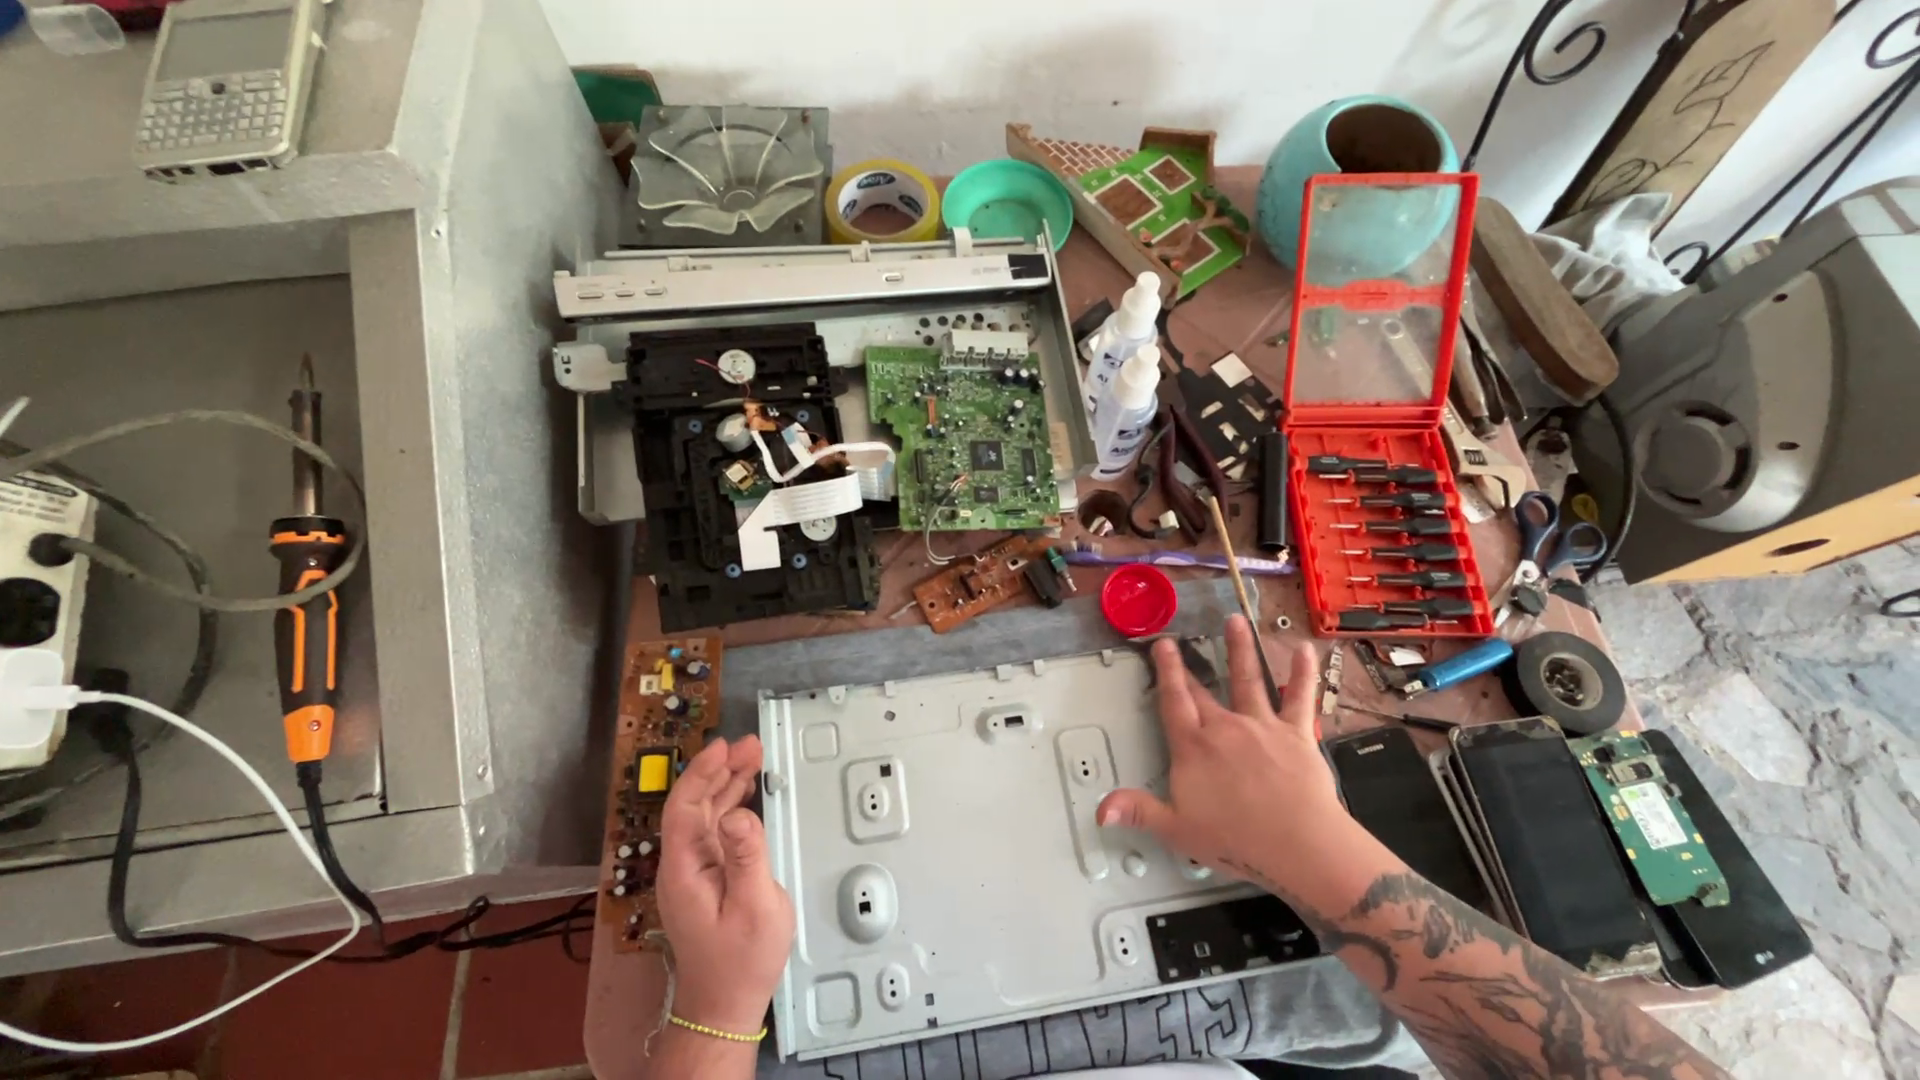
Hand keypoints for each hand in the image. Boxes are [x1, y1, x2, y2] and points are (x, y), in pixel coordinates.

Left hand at [656, 735, 794, 1033]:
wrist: (726, 1002)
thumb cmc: (742, 959)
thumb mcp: (754, 905)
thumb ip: (747, 855)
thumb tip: (737, 813)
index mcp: (684, 869)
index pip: (684, 807)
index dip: (702, 773)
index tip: (723, 747)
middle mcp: (682, 864)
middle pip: (694, 804)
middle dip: (719, 769)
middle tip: (750, 744)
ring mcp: (694, 870)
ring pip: (705, 813)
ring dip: (727, 783)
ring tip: (753, 756)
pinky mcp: (708, 876)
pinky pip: (715, 828)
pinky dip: (731, 804)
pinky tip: (747, 792)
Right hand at [1096, 616, 1344, 876]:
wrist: (1298, 845)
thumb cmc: (1238, 840)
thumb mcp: (1176, 830)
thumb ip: (1138, 811)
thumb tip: (1101, 810)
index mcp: (1194, 748)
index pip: (1173, 702)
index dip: (1166, 673)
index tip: (1163, 647)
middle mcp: (1225, 728)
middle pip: (1202, 691)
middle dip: (1190, 664)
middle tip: (1182, 640)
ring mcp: (1262, 726)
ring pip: (1248, 679)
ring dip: (1240, 649)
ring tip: (1235, 622)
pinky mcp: (1297, 734)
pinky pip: (1301, 696)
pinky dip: (1304, 671)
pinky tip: (1305, 649)